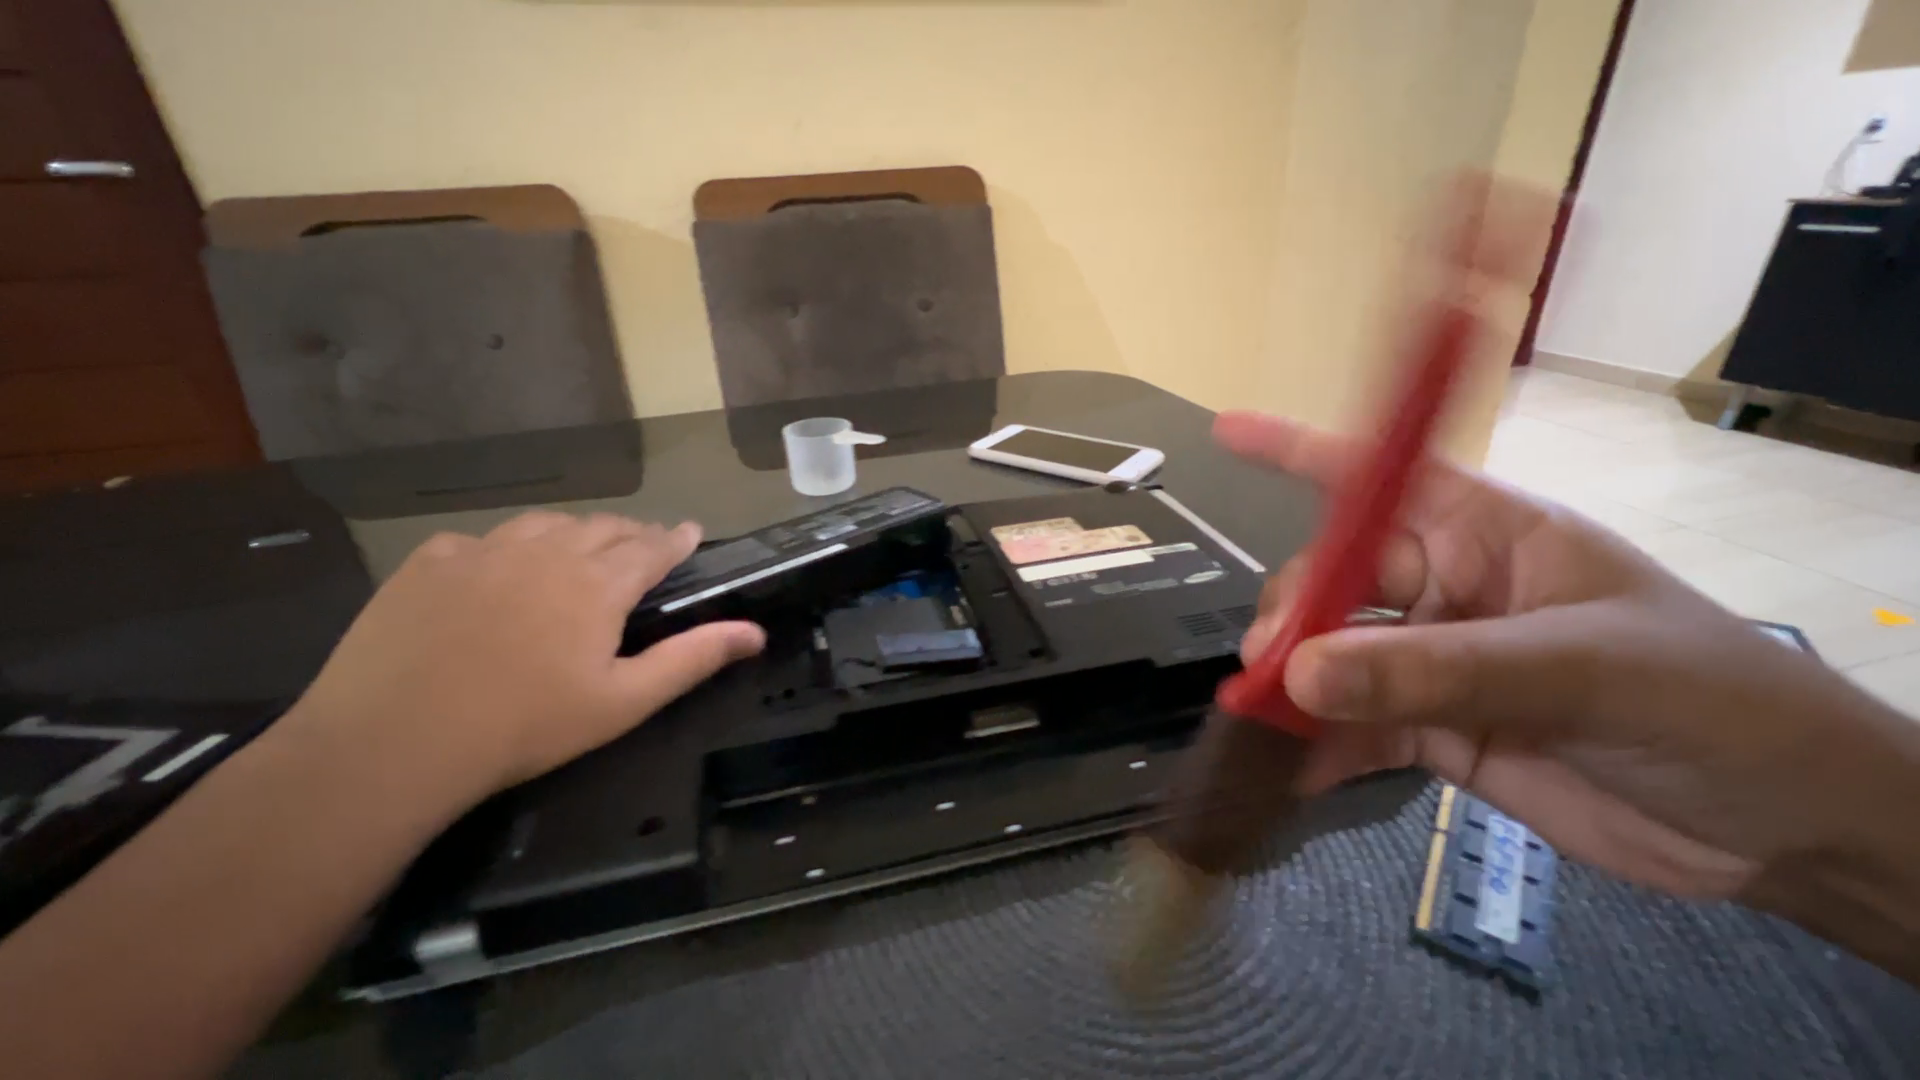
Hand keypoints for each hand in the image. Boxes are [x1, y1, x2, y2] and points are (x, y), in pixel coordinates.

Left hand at [288, 512, 764, 805]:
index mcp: (597, 583)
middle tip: (640, 548)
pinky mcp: (429, 563)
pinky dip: (503, 549)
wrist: (394, 740)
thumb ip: (692, 659)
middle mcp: (546, 551)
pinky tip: (496, 572)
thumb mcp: (623, 702)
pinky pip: (479, 541)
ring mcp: (482, 551)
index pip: (651, 547)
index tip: (691, 531)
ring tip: (576, 550)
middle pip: (601, 528)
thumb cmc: (526, 727)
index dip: (675, 539)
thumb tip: (756, 632)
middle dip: (629, 534)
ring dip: (571, 533)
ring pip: (543, 525)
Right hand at [1221, 410, 1916, 902]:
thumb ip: (1436, 671)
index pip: (1381, 475)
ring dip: (1292, 686)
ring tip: (1263, 719)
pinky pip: (1354, 728)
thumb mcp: (1580, 669)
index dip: (1302, 448)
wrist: (1785, 828)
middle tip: (1267, 667)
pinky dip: (1320, 747)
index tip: (1227, 432)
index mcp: (1489, 535)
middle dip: (1291, 615)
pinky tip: (1295, 768)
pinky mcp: (1433, 731)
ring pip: (1332, 658)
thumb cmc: (1713, 703)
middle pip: (1335, 582)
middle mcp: (1449, 589)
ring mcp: (1435, 662)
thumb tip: (1301, 672)